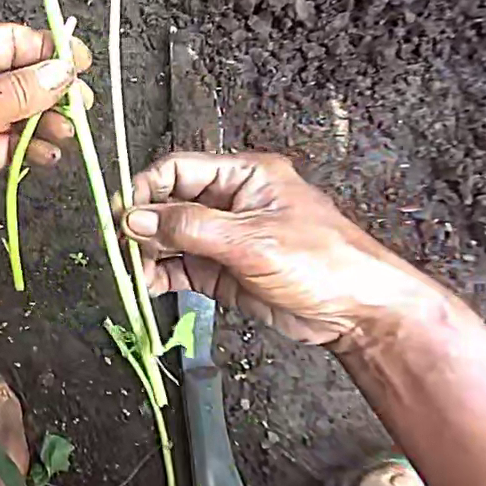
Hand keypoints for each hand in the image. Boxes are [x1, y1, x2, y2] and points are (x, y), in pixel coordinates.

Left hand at [0, 23, 90, 237]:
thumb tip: (62, 72)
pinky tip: (48, 155)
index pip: (12, 41)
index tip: (80, 63)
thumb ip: (19, 91)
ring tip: (65, 133)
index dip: (47, 49)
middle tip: (80, 105)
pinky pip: (15, 144)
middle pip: (22, 77)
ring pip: (23, 112)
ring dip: (48, 121)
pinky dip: (34, 148)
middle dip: (53, 89)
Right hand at [118, 152, 445, 347]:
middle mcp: (226, 203)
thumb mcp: (251, 240)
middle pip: (166, 205)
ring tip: (136, 272)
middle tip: (126, 248)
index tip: (124, 214)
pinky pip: (176, 266)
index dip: (146, 189)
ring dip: (147, 254)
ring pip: (166, 238)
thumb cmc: (324, 264)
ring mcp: (220, 237)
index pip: (177, 170)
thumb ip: (188, 227)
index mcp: (241, 178)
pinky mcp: (217, 268)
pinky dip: (159, 275)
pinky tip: (149, 286)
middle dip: (143, 227)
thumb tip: (134, 219)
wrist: (360, 315)